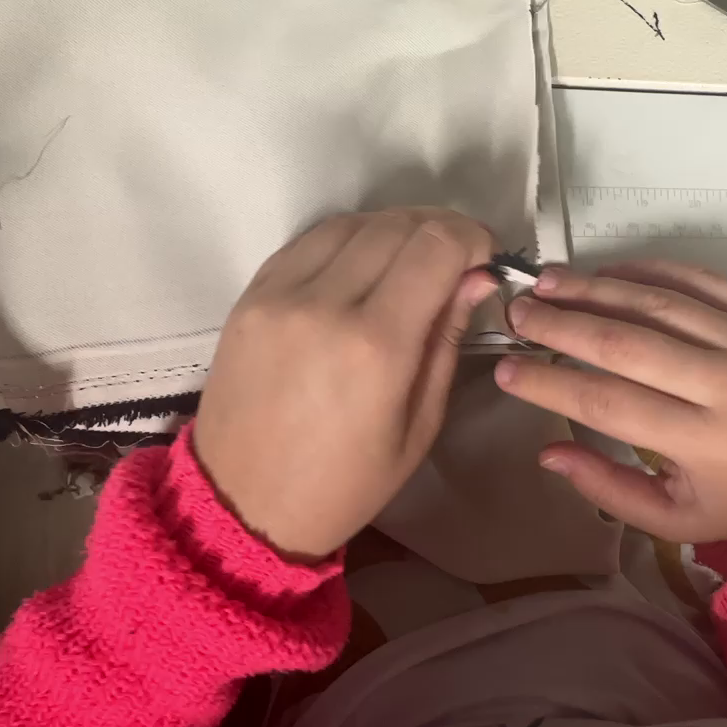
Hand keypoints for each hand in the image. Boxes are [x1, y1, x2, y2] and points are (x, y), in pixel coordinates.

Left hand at [194, 208, 499, 559]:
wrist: (242, 504)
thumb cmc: (344, 483)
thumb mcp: (418, 426)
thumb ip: (446, 340)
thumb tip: (477, 278)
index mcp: (376, 346)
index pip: (436, 247)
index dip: (472, 238)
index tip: (484, 256)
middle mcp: (325, 304)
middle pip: (397, 225)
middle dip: (440, 230)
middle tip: (455, 259)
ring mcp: (279, 294)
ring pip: (353, 223)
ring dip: (394, 229)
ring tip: (410, 259)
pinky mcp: (250, 295)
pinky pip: (309, 240)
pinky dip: (348, 238)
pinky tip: (363, 262)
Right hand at [491, 259, 726, 543]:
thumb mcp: (680, 519)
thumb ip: (610, 488)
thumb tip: (547, 451)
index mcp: (705, 443)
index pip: (606, 403)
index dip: (548, 384)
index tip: (505, 369)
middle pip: (625, 343)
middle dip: (560, 325)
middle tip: (516, 313)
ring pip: (656, 304)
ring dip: (594, 288)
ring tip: (546, 283)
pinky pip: (698, 280)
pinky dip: (647, 270)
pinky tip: (606, 271)